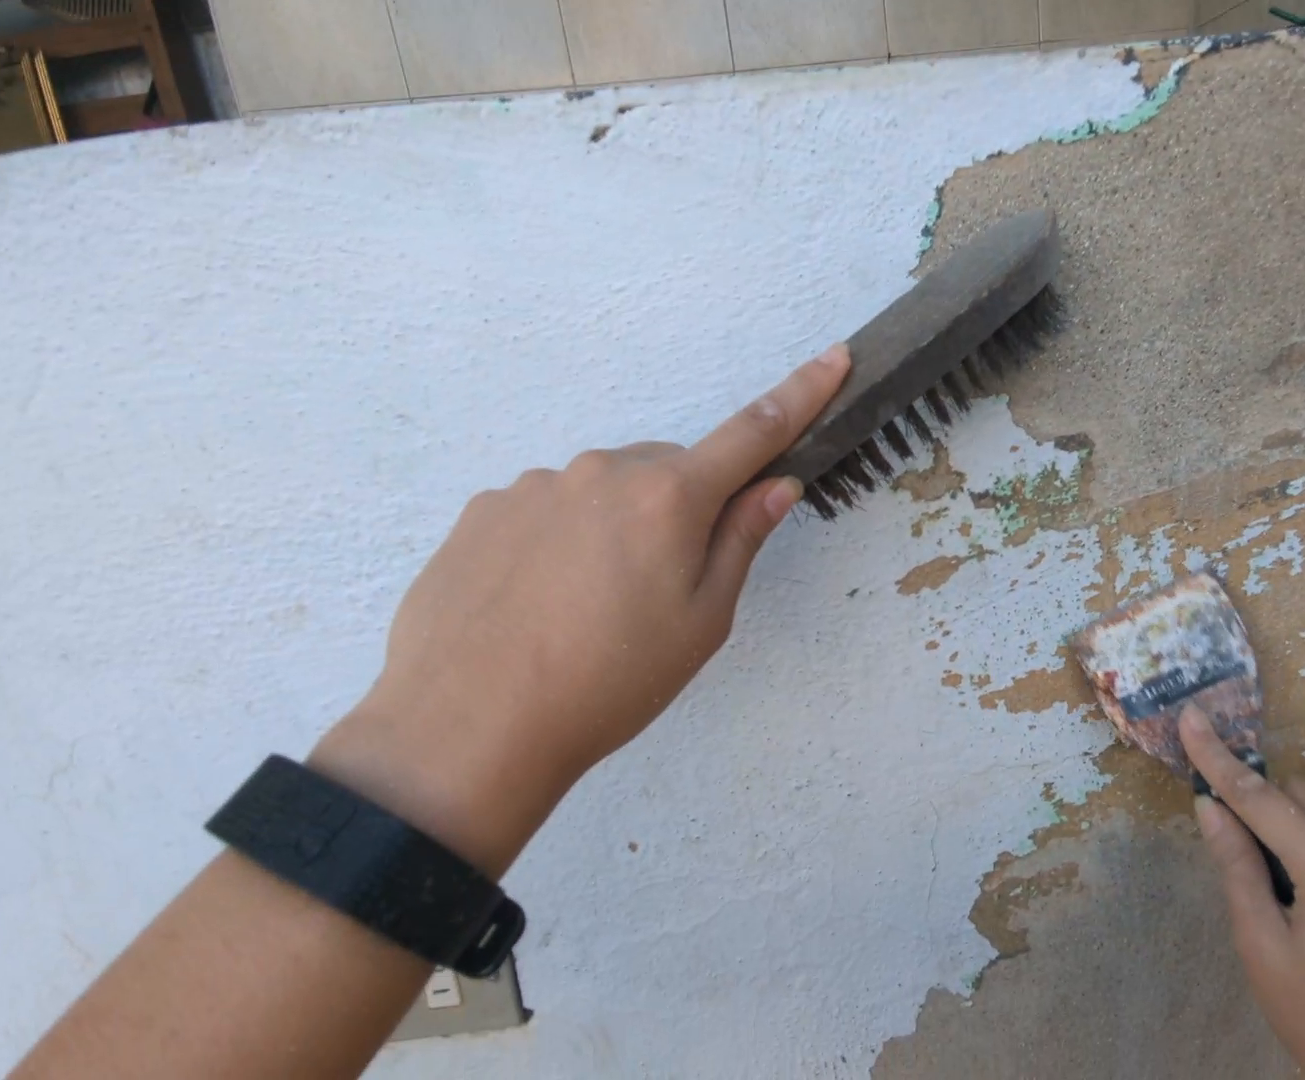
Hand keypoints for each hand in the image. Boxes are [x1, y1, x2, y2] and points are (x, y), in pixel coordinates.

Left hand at [309, 345, 850, 871]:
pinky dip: (561, 539)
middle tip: (661, 586)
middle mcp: (602, 470)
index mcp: (669, 497)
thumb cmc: (610, 682)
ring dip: (616, 527)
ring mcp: (535, 484)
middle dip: (681, 508)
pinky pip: (548, 509)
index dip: (800, 394)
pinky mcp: (484, 509)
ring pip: (604, 491)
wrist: (469, 728)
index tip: (835, 357)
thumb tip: (776, 483)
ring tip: (589, 606)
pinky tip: (540, 600)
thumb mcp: (702, 621)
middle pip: (669, 471)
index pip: (753, 432)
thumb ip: (741, 540)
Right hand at [1181, 704, 1304, 1079]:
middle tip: (1244, 850)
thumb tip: (1210, 806)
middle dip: (1266, 807)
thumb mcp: (1263, 949)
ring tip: (1293, 892)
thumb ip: (1236, 868)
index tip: (1192, 718)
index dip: (1219, 760)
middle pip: (1304, 796)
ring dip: (1302, 829)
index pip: (1263, 799)